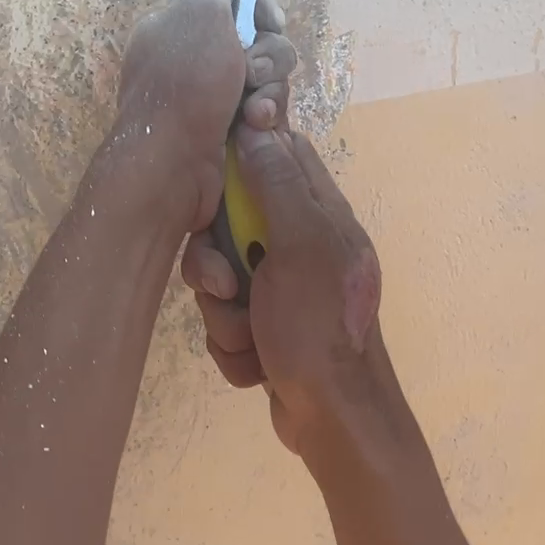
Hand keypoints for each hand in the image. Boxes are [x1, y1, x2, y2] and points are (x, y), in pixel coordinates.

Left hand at [113, 0, 247, 232]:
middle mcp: (198, 55)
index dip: (261, 8)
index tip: (265, 15)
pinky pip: (264, 108)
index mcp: (182, 22)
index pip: (236, 0)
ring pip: (270, 75)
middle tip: (253, 70)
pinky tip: (254, 127)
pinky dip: (264, 114)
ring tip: (252, 109)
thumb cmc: (183, 83)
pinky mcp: (228, 126)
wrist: (172, 167)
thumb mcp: (200, 14)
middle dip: (270, 53)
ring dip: (269, 87)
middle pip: (262, 38)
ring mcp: (212, 93)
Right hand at [181, 119, 384, 457]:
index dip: (242, 152)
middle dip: (216, 259)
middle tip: (228, 283)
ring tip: (251, 335)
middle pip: (231, 218)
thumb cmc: (318, 324)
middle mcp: (298, 240)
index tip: (212, 173)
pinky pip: (224, 313)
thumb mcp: (299, 243)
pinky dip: (234, 341)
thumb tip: (255, 122)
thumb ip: (276, 182)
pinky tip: (256, 360)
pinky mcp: (264, 322)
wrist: (333, 422)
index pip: (278, 151)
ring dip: (224, 310)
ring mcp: (280, 285)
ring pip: (219, 272)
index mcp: (317, 211)